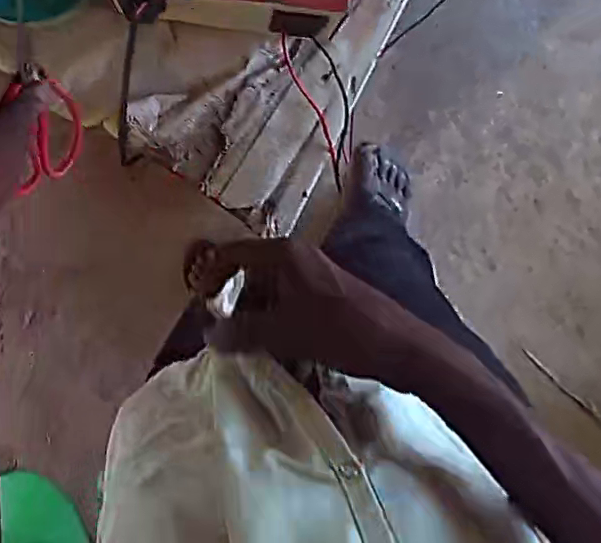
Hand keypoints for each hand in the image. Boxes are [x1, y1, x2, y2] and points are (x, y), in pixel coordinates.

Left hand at [0, 81, 53, 232]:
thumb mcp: (17, 133)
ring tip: (19, 149)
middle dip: (17, 112)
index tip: (43, 108)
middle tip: (32, 133)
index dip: (29, 90)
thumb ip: (29, 103)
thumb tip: (43, 83)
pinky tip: (0, 160)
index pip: (5, 80)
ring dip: (6, 127)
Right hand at [191, 237, 449, 391]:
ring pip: (270, 287)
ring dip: (257, 314)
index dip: (212, 276)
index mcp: (284, 252)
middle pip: (251, 270)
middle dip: (236, 301)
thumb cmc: (340, 331)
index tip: (201, 303)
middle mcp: (297, 254)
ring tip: (252, 345)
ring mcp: (314, 270)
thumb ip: (243, 332)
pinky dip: (277, 318)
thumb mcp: (285, 334)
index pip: (233, 253)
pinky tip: (280, 346)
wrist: (399, 345)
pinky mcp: (326, 289)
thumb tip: (209, 335)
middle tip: (226, 332)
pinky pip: (289, 298)